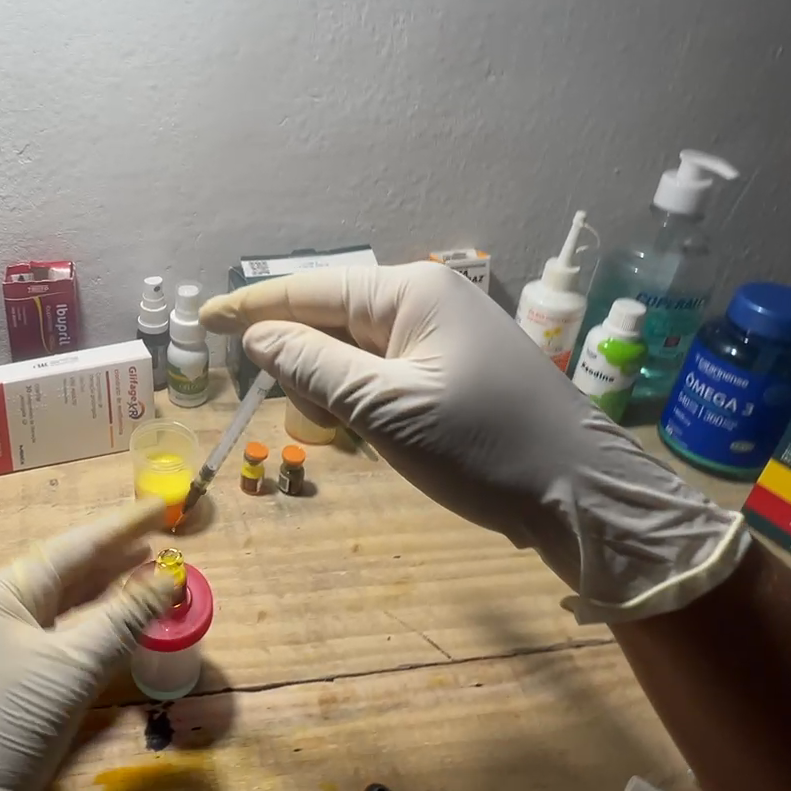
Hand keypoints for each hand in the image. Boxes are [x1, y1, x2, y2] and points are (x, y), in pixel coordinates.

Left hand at [0, 499, 177, 790]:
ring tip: (152, 560)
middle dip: (120, 550)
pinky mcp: (27, 664)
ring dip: (115, 581)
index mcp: (12, 587)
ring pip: (76, 595)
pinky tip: (128, 607)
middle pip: (76, 565)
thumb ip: (123, 619)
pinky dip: (104, 615)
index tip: (160, 506)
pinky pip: (73, 625)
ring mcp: (17, 632)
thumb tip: (169, 577)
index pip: (77, 545)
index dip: (123, 525)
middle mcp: (12, 600)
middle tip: (164, 531)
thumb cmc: (11, 719)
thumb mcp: (72, 667)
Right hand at [201, 262, 747, 622]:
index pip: (310, 291)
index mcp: (409, 292)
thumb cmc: (484, 448)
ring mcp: (439, 333)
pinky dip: (362, 399)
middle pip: (329, 319)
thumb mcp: (385, 409)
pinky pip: (380, 370)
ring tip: (357, 435)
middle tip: (320, 420)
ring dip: (334, 389)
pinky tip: (375, 432)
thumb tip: (257, 334)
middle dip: (306, 366)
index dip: (252, 306)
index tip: (205, 317)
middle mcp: (423, 299)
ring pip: (351, 350)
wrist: (585, 499)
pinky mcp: (448, 367)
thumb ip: (312, 366)